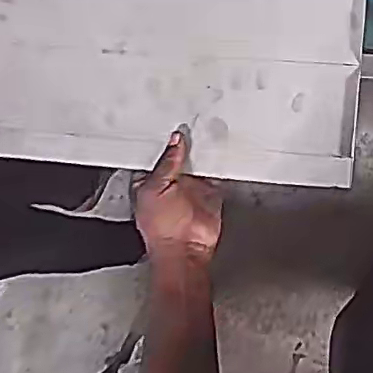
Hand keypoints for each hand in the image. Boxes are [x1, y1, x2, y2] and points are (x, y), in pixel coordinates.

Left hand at [135, 128, 221, 268]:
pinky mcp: (211, 191)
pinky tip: (221, 150)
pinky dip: (220, 162)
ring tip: (209, 130)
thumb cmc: (161, 229)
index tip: (173, 124)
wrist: (186, 250)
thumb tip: (175, 142)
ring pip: (200, 160)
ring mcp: (192, 186)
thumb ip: (166, 163)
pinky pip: (217, 171)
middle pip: (181, 154)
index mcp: (151, 182)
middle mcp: (172, 182)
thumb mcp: (154, 190)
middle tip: (194, 123)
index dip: (164, 141)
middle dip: (188, 141)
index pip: (158, 154)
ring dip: (205, 150)